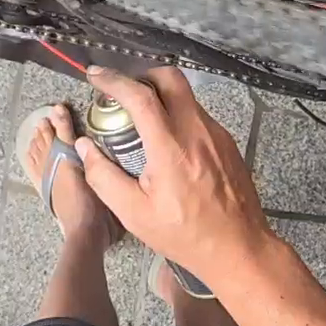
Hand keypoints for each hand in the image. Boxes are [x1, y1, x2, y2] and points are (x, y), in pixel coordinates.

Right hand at [76, 66, 277, 286]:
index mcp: (170, 147)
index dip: (114, 80)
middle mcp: (196, 130)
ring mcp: (216, 133)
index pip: (140, 96)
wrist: (241, 249)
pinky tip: (169, 143)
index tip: (95, 76)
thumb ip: (104, 177)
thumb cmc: (185, 235)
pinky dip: (178, 115)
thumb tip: (84, 147)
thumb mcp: (135, 215)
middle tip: (125, 92)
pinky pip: (197, 114)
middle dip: (142, 75)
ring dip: (161, 96)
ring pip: (185, 95)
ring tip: (144, 121)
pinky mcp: (227, 141)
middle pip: (170, 77)